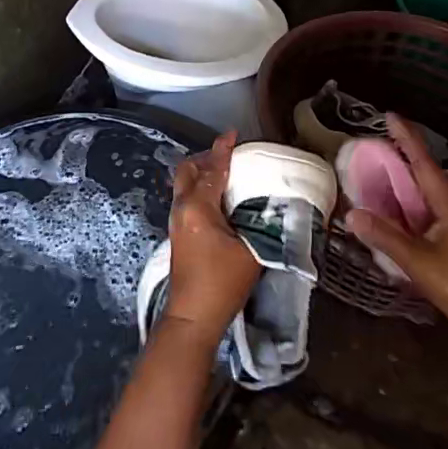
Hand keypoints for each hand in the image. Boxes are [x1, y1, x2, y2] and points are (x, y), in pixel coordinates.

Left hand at [163, 131, 259, 334]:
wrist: (193, 314)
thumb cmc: (222, 283)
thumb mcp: (251, 253)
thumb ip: (261, 226)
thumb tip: (271, 209)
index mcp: (197, 207)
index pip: (212, 171)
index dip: (223, 151)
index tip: (232, 134)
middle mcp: (181, 208)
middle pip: (187, 171)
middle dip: (206, 158)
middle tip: (230, 156)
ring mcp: (175, 221)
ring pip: (184, 185)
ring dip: (201, 174)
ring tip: (227, 174)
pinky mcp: (178, 233)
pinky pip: (186, 198)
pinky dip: (200, 189)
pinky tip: (219, 199)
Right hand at [344, 113, 447, 330]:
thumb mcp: (418, 261)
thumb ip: (385, 236)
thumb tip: (351, 214)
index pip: (424, 164)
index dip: (408, 139)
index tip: (390, 116)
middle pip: (426, 174)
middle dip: (402, 155)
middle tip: (374, 142)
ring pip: (425, 193)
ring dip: (403, 179)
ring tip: (376, 169)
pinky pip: (425, 210)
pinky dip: (405, 201)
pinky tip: (390, 207)